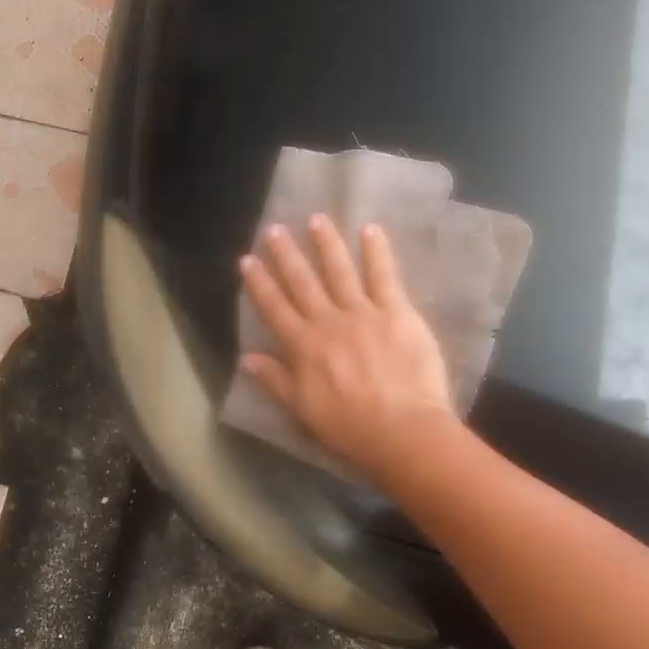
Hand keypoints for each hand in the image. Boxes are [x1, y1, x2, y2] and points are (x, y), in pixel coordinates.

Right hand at [239, 214, 456, 487]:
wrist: (401, 429)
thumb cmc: (350, 428)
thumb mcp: (302, 410)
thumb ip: (275, 380)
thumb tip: (246, 358)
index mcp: (303, 347)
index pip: (275, 308)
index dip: (259, 284)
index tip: (247, 260)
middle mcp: (328, 322)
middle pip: (303, 282)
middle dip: (287, 255)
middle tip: (275, 229)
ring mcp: (363, 313)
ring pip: (340, 271)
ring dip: (327, 243)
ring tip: (317, 219)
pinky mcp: (397, 312)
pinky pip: (384, 275)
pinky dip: (377, 251)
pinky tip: (370, 230)